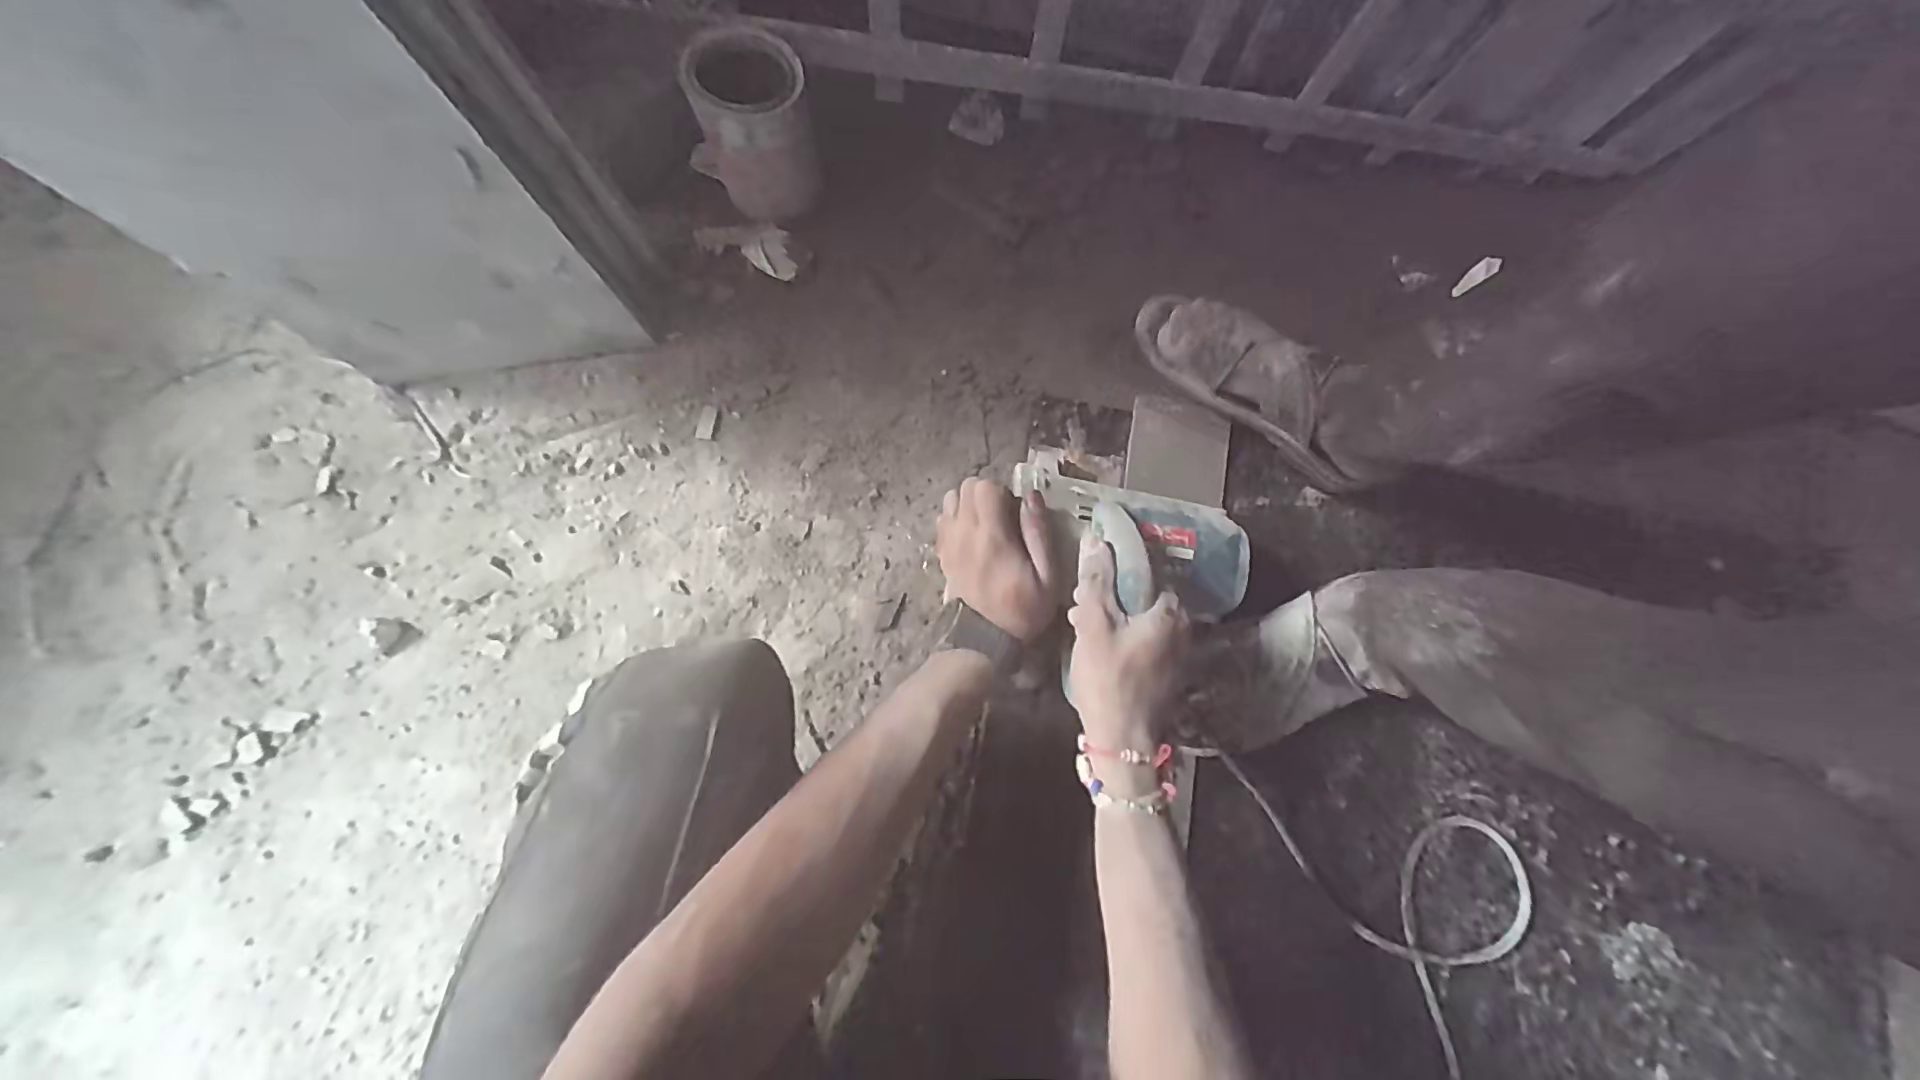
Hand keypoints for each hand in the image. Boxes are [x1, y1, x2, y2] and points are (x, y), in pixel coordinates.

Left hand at [935, 477, 1059, 641]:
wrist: (985, 639)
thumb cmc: (1022, 609)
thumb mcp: (1047, 576)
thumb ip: (1039, 533)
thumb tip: (1031, 497)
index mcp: (991, 535)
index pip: (984, 486)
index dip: (1003, 492)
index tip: (1015, 512)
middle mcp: (964, 533)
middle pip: (965, 487)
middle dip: (986, 494)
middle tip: (1002, 516)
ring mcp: (949, 543)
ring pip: (951, 500)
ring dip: (968, 505)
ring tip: (985, 525)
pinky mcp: (942, 553)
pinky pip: (943, 520)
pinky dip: (956, 520)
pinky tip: (971, 537)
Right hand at [1067, 529, 1188, 747]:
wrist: (1122, 741)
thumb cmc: (1108, 678)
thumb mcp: (1094, 624)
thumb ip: (1096, 581)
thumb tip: (1096, 539)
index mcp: (1171, 612)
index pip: (1147, 569)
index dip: (1116, 566)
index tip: (1092, 570)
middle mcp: (1182, 628)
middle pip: (1143, 595)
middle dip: (1112, 593)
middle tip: (1081, 600)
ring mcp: (1177, 652)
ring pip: (1141, 618)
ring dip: (1114, 615)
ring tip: (1082, 621)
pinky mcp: (1167, 671)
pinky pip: (1143, 639)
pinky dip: (1122, 634)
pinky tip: (1098, 643)